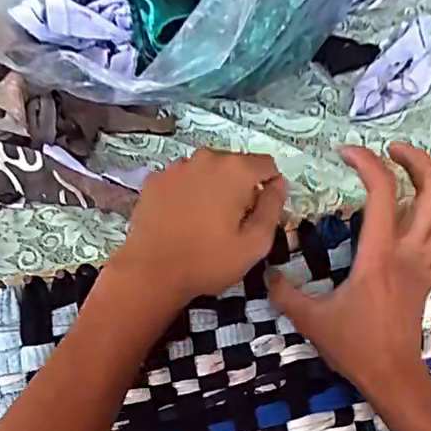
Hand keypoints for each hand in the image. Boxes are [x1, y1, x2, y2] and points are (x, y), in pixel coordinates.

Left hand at [107, 149, 287, 311]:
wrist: (151, 272)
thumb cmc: (208, 261)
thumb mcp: (254, 244)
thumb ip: (272, 209)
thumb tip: (278, 186)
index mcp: (235, 171)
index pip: (266, 164)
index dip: (270, 187)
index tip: (262, 212)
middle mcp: (205, 158)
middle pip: (235, 165)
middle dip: (240, 188)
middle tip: (233, 223)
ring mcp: (176, 167)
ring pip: (207, 171)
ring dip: (213, 189)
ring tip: (205, 222)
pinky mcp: (154, 180)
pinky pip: (182, 180)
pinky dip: (188, 193)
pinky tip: (183, 219)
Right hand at [268, 143, 430, 399]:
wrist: (391, 374)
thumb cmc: (355, 346)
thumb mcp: (311, 319)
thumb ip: (285, 293)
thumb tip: (267, 274)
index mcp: (379, 256)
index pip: (382, 192)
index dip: (366, 162)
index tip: (346, 154)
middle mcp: (409, 253)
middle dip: (417, 159)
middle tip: (392, 150)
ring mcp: (425, 265)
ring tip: (415, 171)